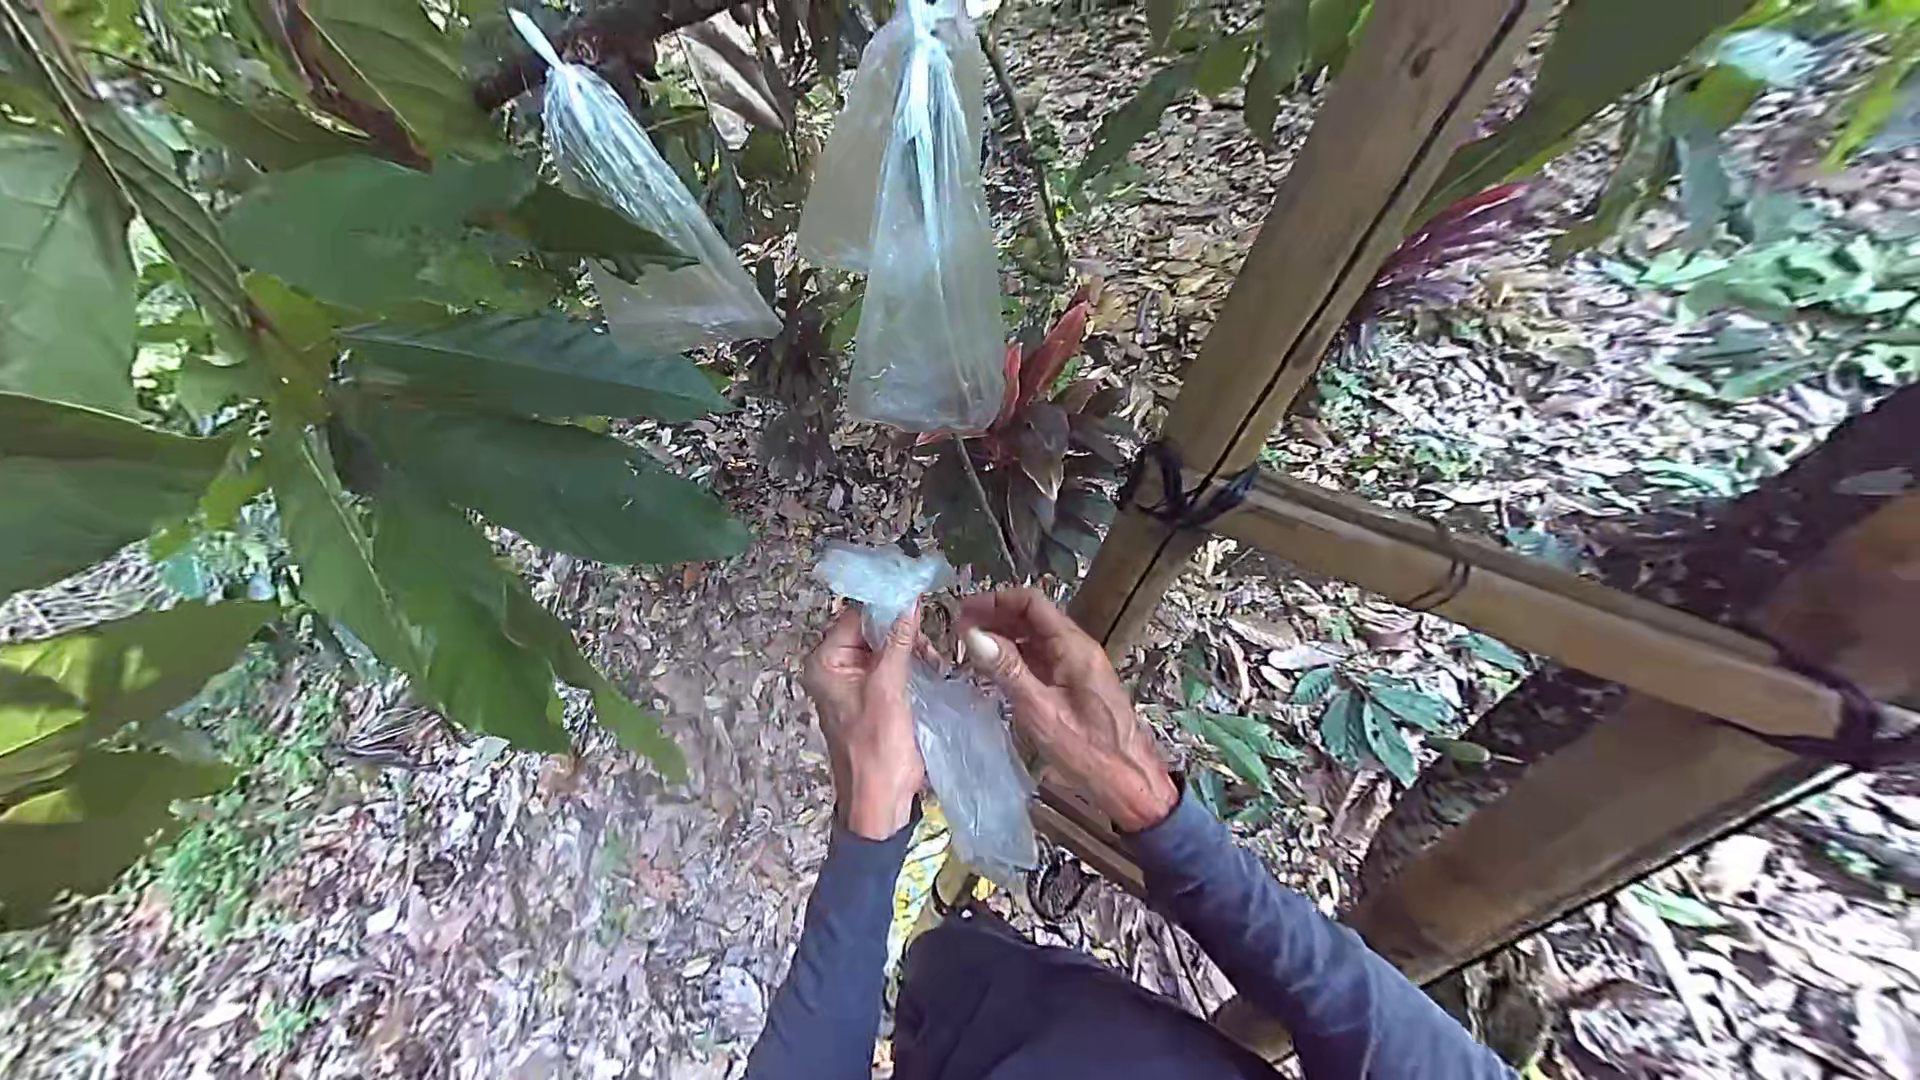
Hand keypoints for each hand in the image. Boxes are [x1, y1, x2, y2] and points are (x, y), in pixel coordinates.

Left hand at [800, 605, 924, 839]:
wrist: (880, 800)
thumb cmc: (876, 746)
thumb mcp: (888, 689)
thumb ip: (898, 642)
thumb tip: (909, 602)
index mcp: (826, 662)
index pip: (855, 617)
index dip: (885, 605)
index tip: (917, 593)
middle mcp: (835, 666)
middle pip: (870, 629)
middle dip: (901, 628)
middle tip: (928, 634)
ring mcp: (855, 680)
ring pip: (885, 645)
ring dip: (910, 646)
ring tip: (932, 656)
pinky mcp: (874, 692)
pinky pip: (892, 664)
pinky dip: (911, 661)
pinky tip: (930, 664)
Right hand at [958, 589, 1177, 831]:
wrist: (1129, 782)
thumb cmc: (1087, 749)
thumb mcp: (1040, 710)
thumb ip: (1007, 670)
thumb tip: (974, 634)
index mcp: (1073, 646)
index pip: (1032, 603)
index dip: (995, 600)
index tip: (965, 610)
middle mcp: (1077, 648)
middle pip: (1032, 617)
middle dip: (995, 616)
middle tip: (961, 628)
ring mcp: (1077, 665)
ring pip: (1035, 637)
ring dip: (1003, 636)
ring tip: (971, 646)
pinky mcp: (1075, 683)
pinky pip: (1041, 657)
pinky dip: (1016, 656)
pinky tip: (995, 669)